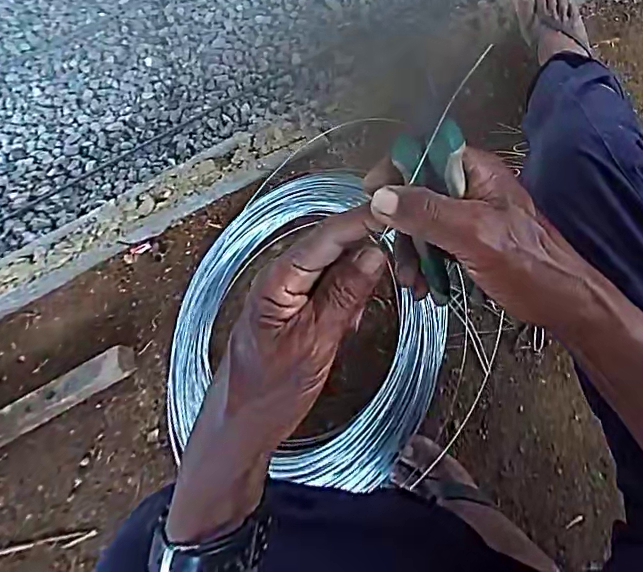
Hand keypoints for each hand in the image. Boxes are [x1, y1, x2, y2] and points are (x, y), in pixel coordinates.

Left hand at [167, 206, 388, 541]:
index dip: (364, 219)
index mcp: (279, 278)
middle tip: (402, 265)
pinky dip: (353, 293)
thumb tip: (377, 251)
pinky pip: (336, 282)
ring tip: (361, 312)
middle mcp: (285, 273)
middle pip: (337, 241)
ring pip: (341, 261)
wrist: (240, 433)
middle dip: (370, 248)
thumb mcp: (315, 344)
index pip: (329, 234)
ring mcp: (294, 287)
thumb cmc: (267, 395)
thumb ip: (345, 294)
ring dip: (362, 275)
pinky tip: (352, 320)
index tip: (399, 210)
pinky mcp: (303, 302)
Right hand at [367, 147, 597, 330]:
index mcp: (478, 170)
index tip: (374, 197)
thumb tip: (383, 196)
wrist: (563, 301)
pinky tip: (426, 285)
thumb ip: (428, 212)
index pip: (426, 151)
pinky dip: (427, 262)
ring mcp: (474, 213)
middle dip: (401, 221)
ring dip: (412, 248)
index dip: (397, 169)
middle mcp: (474, 185)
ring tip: (412, 279)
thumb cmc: (530, 265)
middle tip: (392, 250)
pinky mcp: (473, 239)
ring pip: (425, 219)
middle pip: (420, 188)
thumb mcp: (474, 235)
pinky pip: (438, 242)